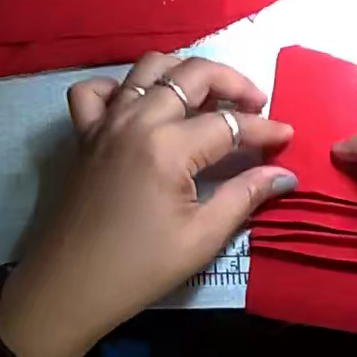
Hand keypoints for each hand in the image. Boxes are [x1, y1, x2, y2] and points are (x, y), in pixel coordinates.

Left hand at [0, 53, 296, 356]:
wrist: (68, 289)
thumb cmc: (140, 268)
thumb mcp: (202, 237)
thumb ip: (245, 195)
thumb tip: (285, 174)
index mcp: (168, 147)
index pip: (229, 123)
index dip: (265, 129)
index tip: (288, 136)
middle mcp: (136, 120)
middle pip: (193, 74)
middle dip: (233, 83)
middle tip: (256, 106)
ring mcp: (106, 122)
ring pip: (148, 67)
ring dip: (185, 72)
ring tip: (208, 96)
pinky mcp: (85, 134)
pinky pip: (96, 90)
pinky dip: (122, 87)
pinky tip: (140, 107)